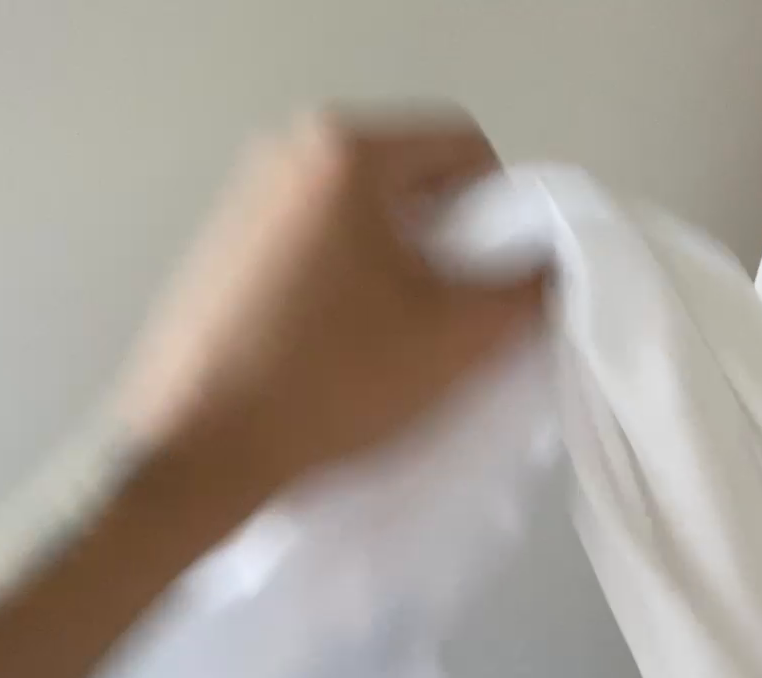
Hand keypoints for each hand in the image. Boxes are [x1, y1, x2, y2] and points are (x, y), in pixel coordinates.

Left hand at [119, 111, 547, 511]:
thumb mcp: (462, 335)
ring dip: (417, 266)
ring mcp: (250, 199)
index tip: (505, 279)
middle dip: (463, 243)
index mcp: (346, 152)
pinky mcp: (231, 249)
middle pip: (420, 180)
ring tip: (413, 336)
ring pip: (377, 217)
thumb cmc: (343, 375)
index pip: (468, 147)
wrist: (205, 446)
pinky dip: (368, 281)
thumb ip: (530, 290)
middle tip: (467, 313)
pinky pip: (332, 244)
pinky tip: (359, 343)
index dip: (510, 211)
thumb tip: (555, 267)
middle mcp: (289, 152)